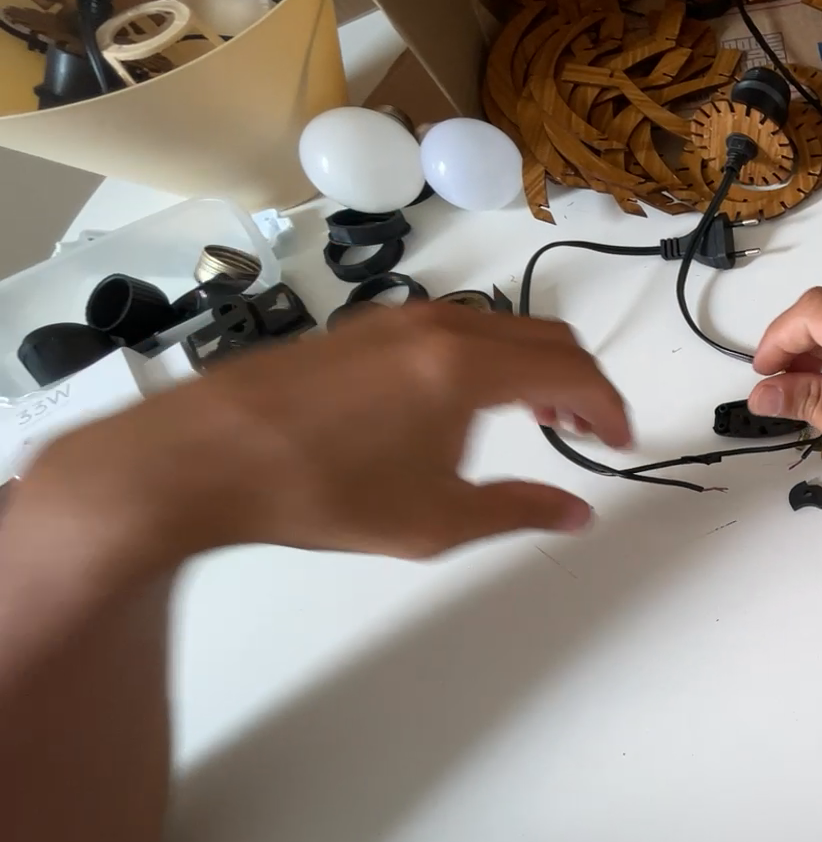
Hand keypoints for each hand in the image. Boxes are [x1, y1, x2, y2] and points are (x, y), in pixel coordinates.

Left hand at [11, 303, 631, 569]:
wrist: (181, 463)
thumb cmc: (318, 493)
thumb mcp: (436, 521)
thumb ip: (522, 510)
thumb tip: (580, 514)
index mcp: (469, 368)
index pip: (576, 374)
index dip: (612, 409)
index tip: (620, 442)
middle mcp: (445, 327)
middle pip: (554, 339)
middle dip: (585, 385)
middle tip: (585, 431)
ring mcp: (404, 320)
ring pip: (512, 328)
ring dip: (543, 368)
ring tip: (537, 416)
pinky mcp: (370, 326)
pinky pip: (467, 327)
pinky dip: (499, 357)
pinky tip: (473, 400)